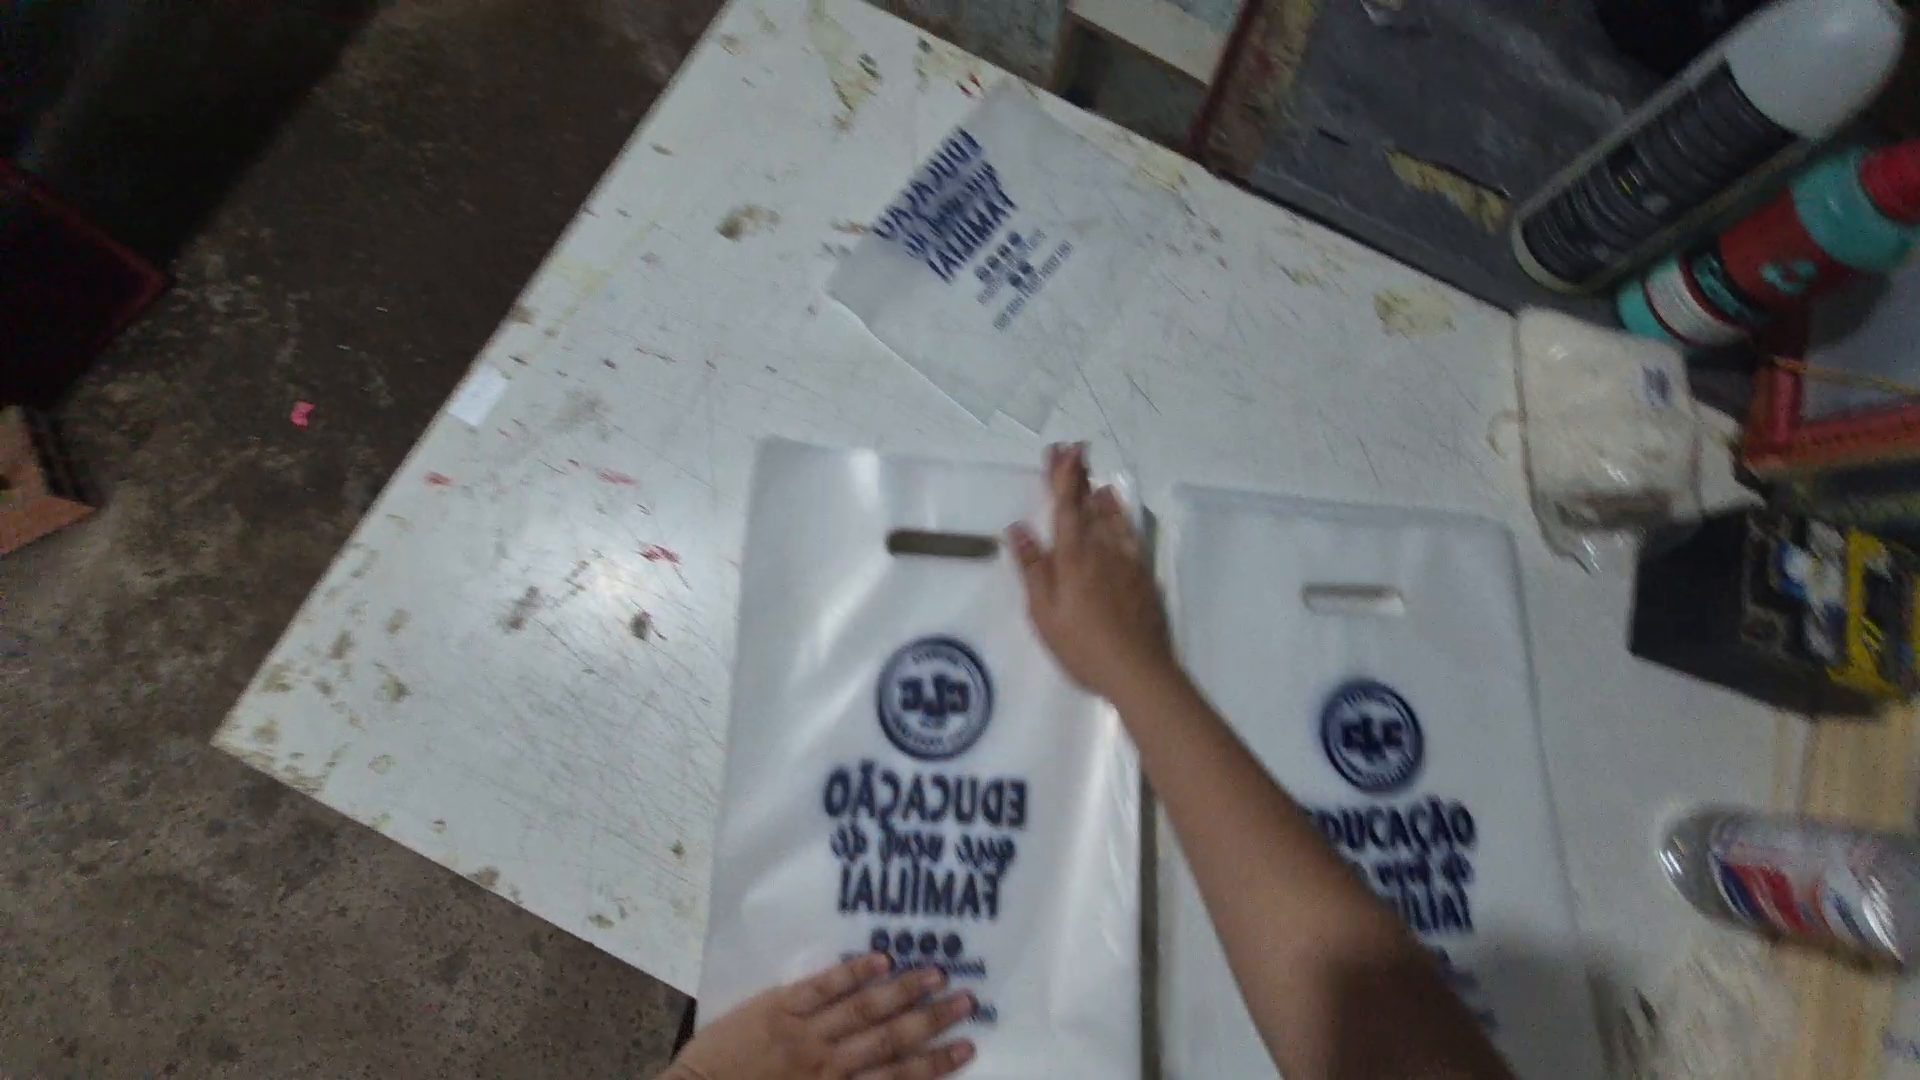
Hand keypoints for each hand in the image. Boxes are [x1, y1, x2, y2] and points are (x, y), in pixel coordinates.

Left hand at [666, 953, 974, 1079]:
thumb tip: (884, 1074)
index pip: (896, 1078)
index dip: (934, 1065)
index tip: (968, 1048)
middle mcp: (828, 1064)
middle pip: (891, 1041)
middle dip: (932, 1022)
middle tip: (967, 1001)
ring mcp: (806, 1031)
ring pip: (865, 1009)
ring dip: (904, 992)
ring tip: (938, 973)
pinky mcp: (781, 1005)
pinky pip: (824, 986)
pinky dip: (853, 972)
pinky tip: (881, 958)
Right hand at [1009, 443, 1177, 704]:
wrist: (1138, 671)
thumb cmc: (1082, 645)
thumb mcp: (1044, 612)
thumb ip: (1032, 567)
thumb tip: (1018, 528)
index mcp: (1072, 556)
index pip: (1066, 506)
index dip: (1063, 476)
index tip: (1062, 450)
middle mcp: (1101, 549)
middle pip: (1089, 504)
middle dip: (1079, 476)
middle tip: (1072, 450)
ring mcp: (1126, 560)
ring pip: (1112, 516)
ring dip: (1100, 492)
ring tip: (1094, 477)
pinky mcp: (1142, 574)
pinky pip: (1129, 533)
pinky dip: (1121, 515)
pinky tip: (1118, 511)